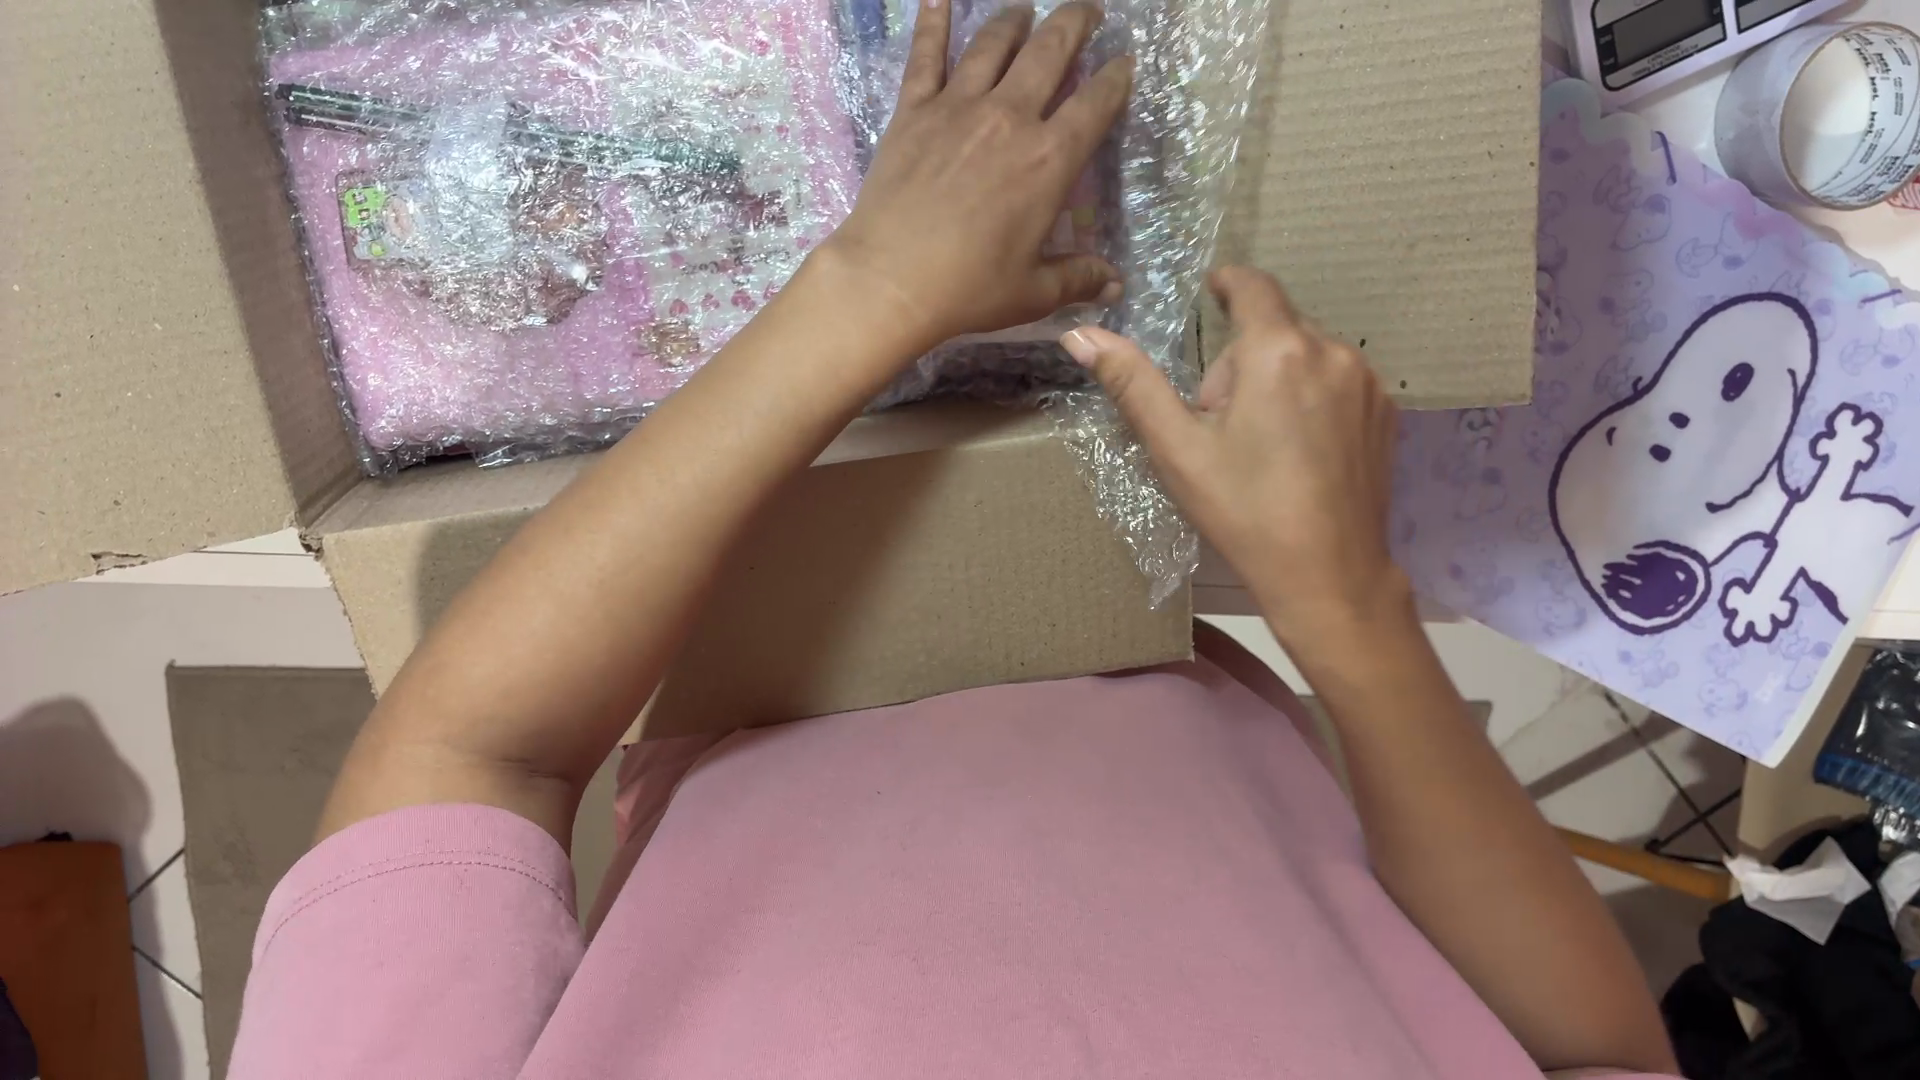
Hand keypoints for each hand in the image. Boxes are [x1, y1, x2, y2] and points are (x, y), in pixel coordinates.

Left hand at [821, 1, 1131, 351]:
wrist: (890, 281)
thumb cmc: (968, 290)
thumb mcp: (1032, 292)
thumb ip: (1077, 280)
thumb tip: (1116, 287)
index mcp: (1049, 161)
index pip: (1095, 104)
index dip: (1115, 79)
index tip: (1124, 64)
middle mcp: (1009, 118)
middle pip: (1050, 51)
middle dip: (1075, 24)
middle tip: (1087, 12)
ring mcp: (957, 108)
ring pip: (993, 43)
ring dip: (1015, 20)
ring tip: (1025, 10)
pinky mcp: (912, 111)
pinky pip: (925, 56)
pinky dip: (933, 22)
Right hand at [1059, 267, 1408, 642]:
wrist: (1328, 573)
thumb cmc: (1243, 510)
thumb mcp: (1176, 448)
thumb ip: (1131, 383)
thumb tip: (1079, 336)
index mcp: (1278, 352)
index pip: (1253, 286)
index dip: (1227, 282)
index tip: (1209, 291)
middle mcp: (1333, 351)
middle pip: (1274, 330)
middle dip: (1241, 361)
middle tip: (1220, 424)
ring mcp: (1367, 383)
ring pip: (1307, 357)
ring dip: (1277, 379)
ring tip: (1260, 444)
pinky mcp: (1385, 413)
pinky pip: (1337, 383)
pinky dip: (1311, 399)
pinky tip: (1298, 453)